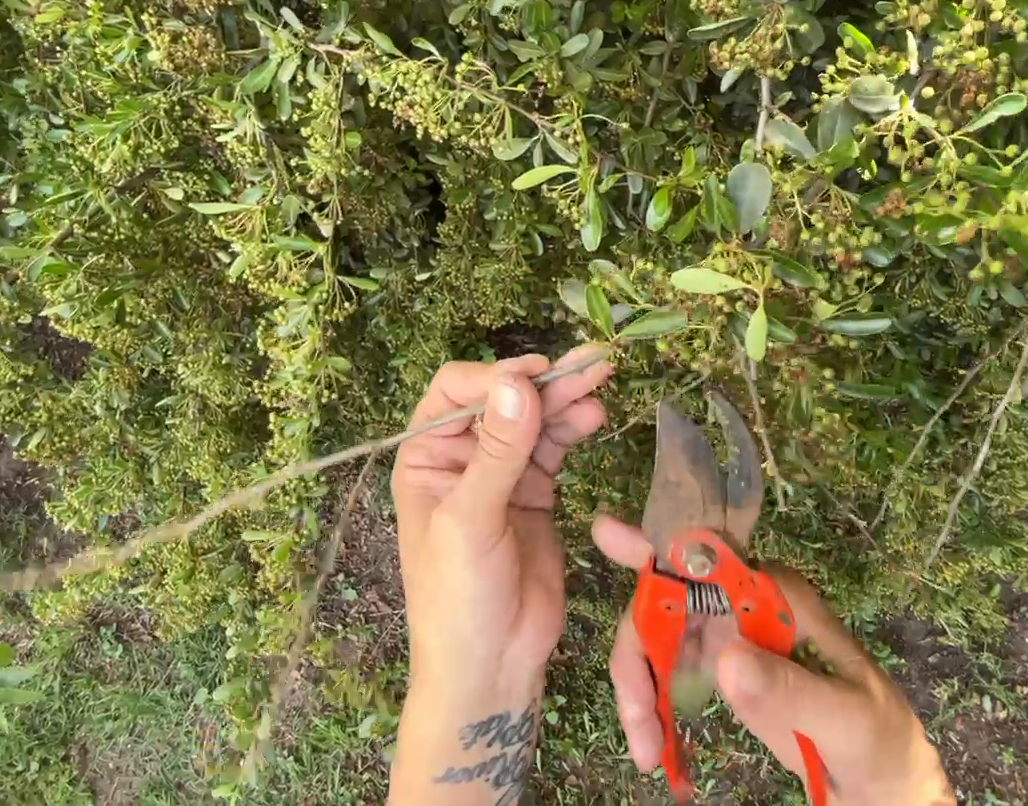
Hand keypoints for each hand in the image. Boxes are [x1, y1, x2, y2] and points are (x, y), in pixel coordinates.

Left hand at [387, 347, 610, 805]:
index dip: (494, 378)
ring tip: (601, 379)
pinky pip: (554, 447)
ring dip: (566, 400)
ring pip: (533, 420)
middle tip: (589, 363)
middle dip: (543, 382)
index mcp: (426, 456)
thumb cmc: (458, 595)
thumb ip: (498, 452)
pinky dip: (574, 428)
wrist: (492, 664)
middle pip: (503, 401)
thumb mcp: (470, 520)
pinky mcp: (535, 491)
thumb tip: (518, 383)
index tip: (536, 377)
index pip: (456, 392)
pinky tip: (595, 415)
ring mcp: (501, 472)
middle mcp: (462, 456)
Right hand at [593, 517, 952, 805]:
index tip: (606, 534)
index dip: (653, 544)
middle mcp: (741, 601)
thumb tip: (724, 659)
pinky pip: (666, 670)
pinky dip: (651, 704)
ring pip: (655, 637)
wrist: (883, 781)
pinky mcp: (717, 665)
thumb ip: (789, 689)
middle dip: (637, 653)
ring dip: (639, 686)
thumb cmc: (876, 738)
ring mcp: (725, 632)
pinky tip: (655, 746)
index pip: (705, 558)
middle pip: (664, 601)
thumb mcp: (844, 718)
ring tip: (647, 749)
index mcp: (774, 592)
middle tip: (637, 722)